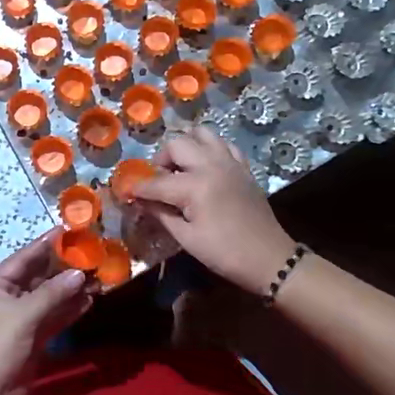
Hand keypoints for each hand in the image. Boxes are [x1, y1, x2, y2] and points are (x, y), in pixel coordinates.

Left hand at [0, 233, 91, 394]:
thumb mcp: (24, 315)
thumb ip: (52, 293)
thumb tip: (80, 274)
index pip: (25, 256)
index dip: (47, 243)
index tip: (70, 230)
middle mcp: (8, 296)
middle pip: (40, 275)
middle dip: (64, 267)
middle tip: (92, 255)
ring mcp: (21, 317)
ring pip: (50, 296)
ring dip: (71, 289)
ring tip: (98, 277)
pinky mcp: (33, 336)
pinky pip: (54, 316)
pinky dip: (70, 309)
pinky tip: (90, 301)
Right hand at [132, 127, 297, 294]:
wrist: (271, 259)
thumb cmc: (225, 253)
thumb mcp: (186, 238)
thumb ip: (160, 214)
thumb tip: (139, 202)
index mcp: (195, 186)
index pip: (155, 182)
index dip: (136, 188)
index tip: (124, 192)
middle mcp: (211, 165)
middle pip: (175, 144)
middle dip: (160, 160)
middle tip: (158, 181)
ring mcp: (229, 162)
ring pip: (201, 134)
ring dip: (185, 146)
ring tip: (180, 167)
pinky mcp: (243, 167)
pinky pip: (223, 144)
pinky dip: (209, 149)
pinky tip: (204, 166)